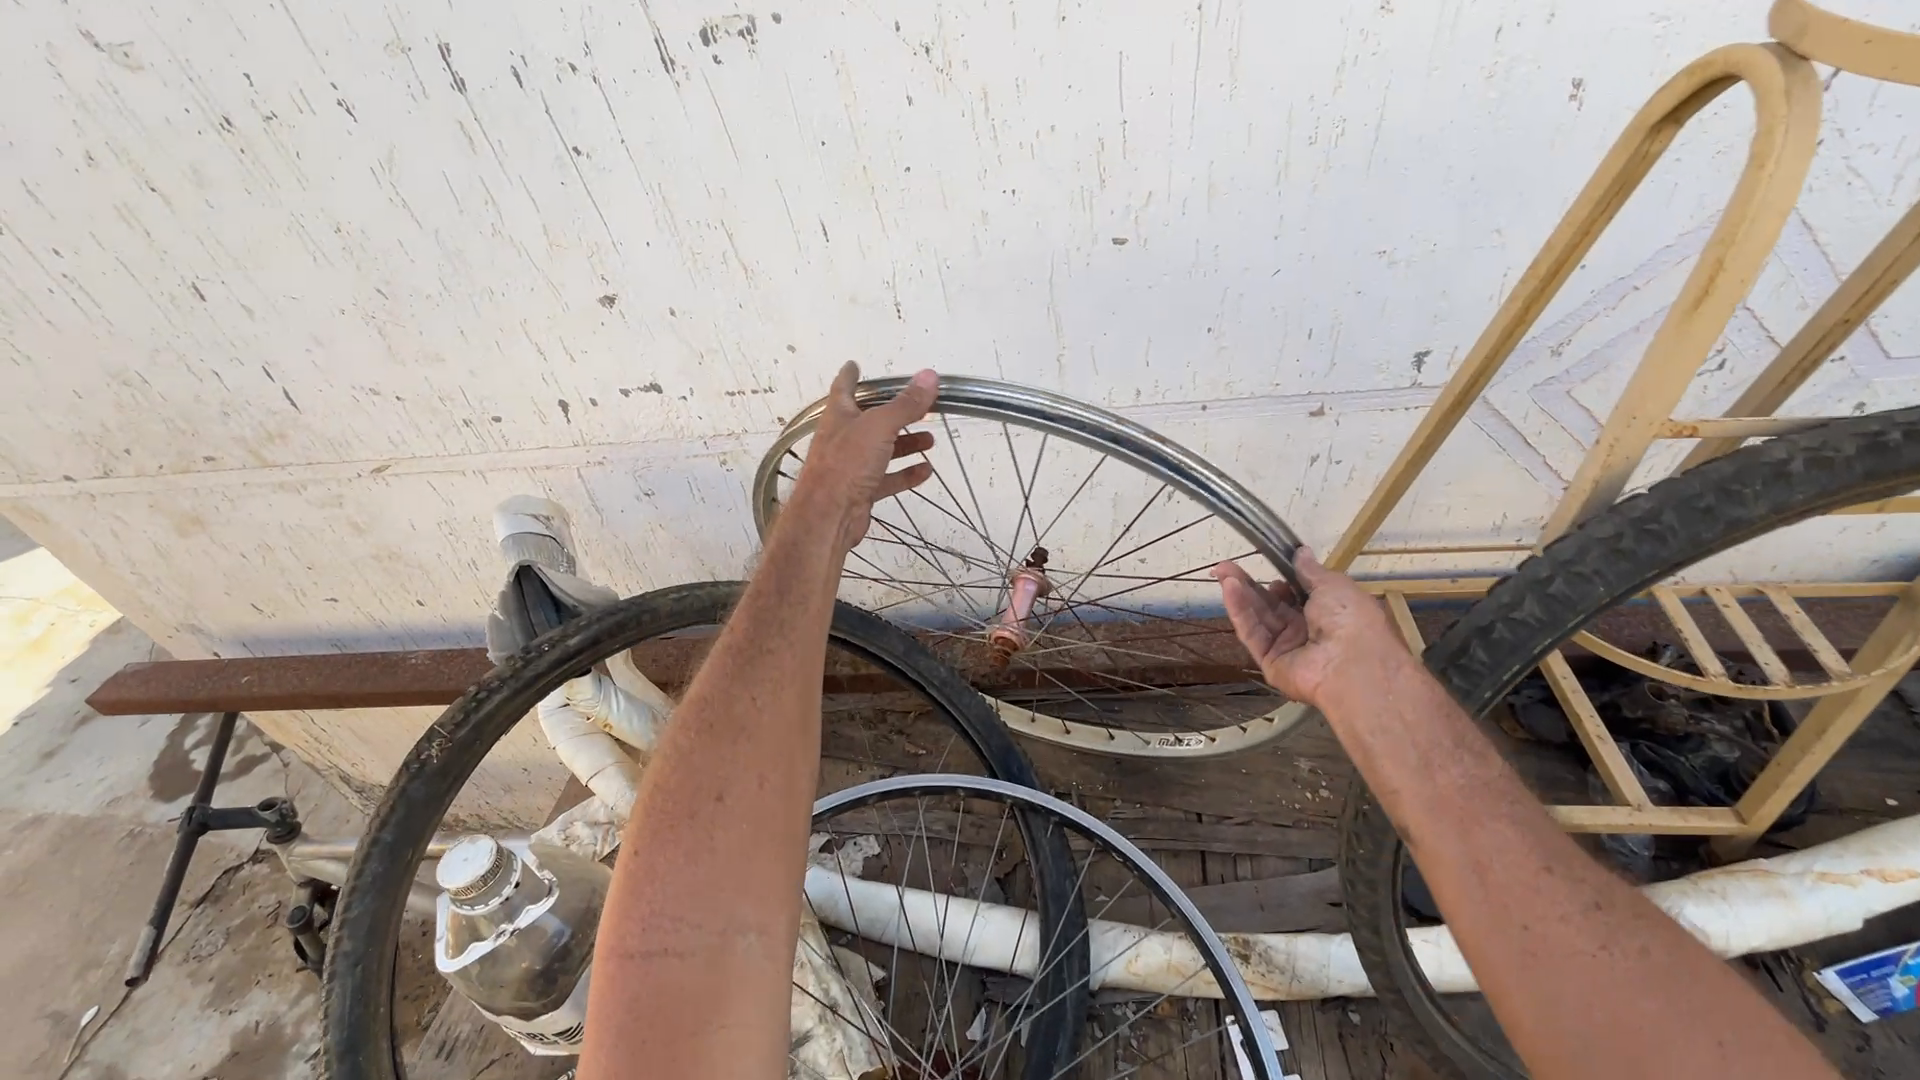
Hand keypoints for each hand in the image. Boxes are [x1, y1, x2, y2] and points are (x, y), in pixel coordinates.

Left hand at [788, 363, 939, 553]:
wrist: (828, 515)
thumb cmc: (846, 463)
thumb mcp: (879, 427)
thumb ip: (906, 404)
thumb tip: (930, 376)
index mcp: (839, 415)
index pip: (844, 388)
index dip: (851, 375)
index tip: (854, 365)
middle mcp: (843, 438)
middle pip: (871, 420)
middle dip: (895, 414)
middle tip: (920, 407)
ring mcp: (851, 466)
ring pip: (882, 450)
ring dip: (905, 444)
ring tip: (930, 440)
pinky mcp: (861, 490)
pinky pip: (887, 478)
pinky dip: (905, 474)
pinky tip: (925, 471)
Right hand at [1210, 547, 1413, 706]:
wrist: (1351, 663)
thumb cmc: (1349, 618)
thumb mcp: (1333, 585)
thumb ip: (1310, 571)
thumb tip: (1301, 552)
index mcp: (1328, 612)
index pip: (1298, 596)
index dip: (1283, 582)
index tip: (1271, 567)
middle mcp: (1307, 630)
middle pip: (1272, 605)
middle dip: (1250, 584)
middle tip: (1227, 566)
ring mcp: (1287, 647)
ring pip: (1259, 617)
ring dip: (1241, 594)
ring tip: (1222, 571)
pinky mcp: (1270, 661)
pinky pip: (1253, 634)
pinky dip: (1240, 612)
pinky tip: (1228, 589)